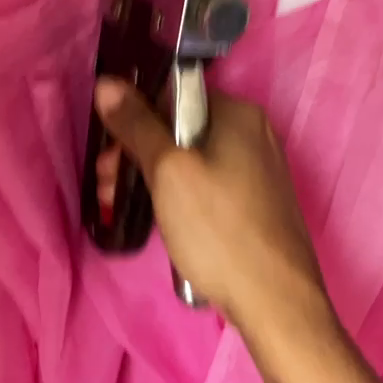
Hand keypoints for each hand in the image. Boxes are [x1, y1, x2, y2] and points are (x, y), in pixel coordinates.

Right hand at [92, 77, 334, 337]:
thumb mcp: (168, 172)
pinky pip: (207, 184)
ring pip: (189, 160)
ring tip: (124, 211)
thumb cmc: (217, 230)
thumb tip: (107, 82)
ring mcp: (258, 169)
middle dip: (136, 157)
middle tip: (109, 192)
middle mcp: (253, 132)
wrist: (274, 300)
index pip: (170, 97)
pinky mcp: (256, 202)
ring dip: (151, 180)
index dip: (132, 124)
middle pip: (178, 130)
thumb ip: (136, 125)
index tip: (110, 161)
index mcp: (237, 113)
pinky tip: (163, 222)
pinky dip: (179, 196)